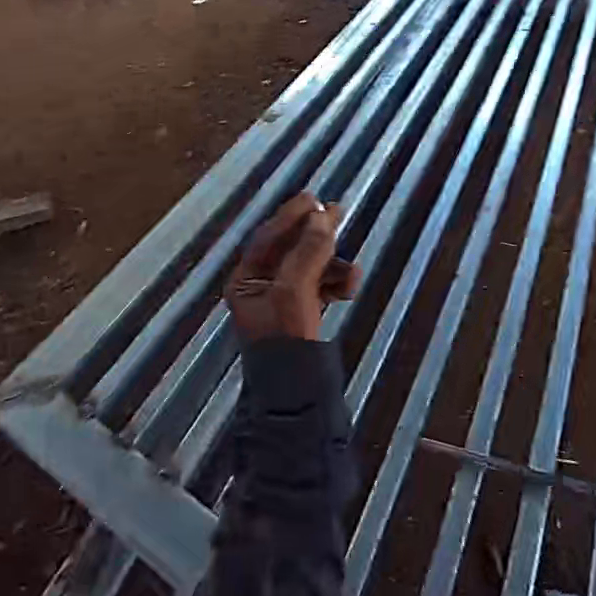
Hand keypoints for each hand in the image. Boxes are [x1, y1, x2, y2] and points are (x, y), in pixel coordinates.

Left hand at [225, 192, 359, 342]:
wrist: (299, 398)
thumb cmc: (286, 342)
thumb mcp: (294, 290)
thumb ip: (308, 252)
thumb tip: (322, 217)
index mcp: (246, 280)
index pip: (267, 237)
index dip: (290, 215)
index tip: (313, 198)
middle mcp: (261, 286)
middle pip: (290, 248)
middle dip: (314, 234)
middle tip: (337, 211)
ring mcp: (282, 300)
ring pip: (310, 265)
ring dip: (332, 262)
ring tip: (350, 271)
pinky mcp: (303, 313)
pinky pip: (320, 285)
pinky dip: (336, 281)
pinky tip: (349, 285)